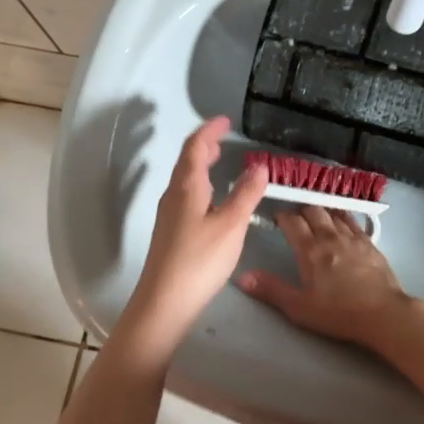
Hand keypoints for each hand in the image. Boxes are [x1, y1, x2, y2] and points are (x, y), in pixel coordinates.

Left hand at [129, 116, 267, 336]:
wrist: (164, 302)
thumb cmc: (199, 260)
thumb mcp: (231, 225)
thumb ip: (246, 194)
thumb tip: (259, 166)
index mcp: (186, 187)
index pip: (195, 148)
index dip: (209, 131)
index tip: (225, 120)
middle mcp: (173, 196)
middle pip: (187, 161)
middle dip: (205, 146)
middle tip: (224, 138)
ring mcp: (169, 215)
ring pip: (185, 180)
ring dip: (202, 166)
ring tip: (220, 162)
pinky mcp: (170, 232)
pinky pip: (186, 196)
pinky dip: (201, 185)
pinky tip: (213, 199)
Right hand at [239, 206, 415, 345]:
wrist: (383, 313)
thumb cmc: (338, 312)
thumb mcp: (299, 307)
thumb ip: (271, 290)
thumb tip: (241, 277)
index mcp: (310, 249)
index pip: (292, 221)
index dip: (282, 216)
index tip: (277, 218)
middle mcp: (330, 236)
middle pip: (313, 211)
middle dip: (301, 210)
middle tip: (295, 218)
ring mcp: (352, 237)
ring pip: (333, 212)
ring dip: (321, 210)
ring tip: (316, 215)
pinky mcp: (369, 242)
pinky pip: (352, 221)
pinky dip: (342, 216)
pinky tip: (341, 220)